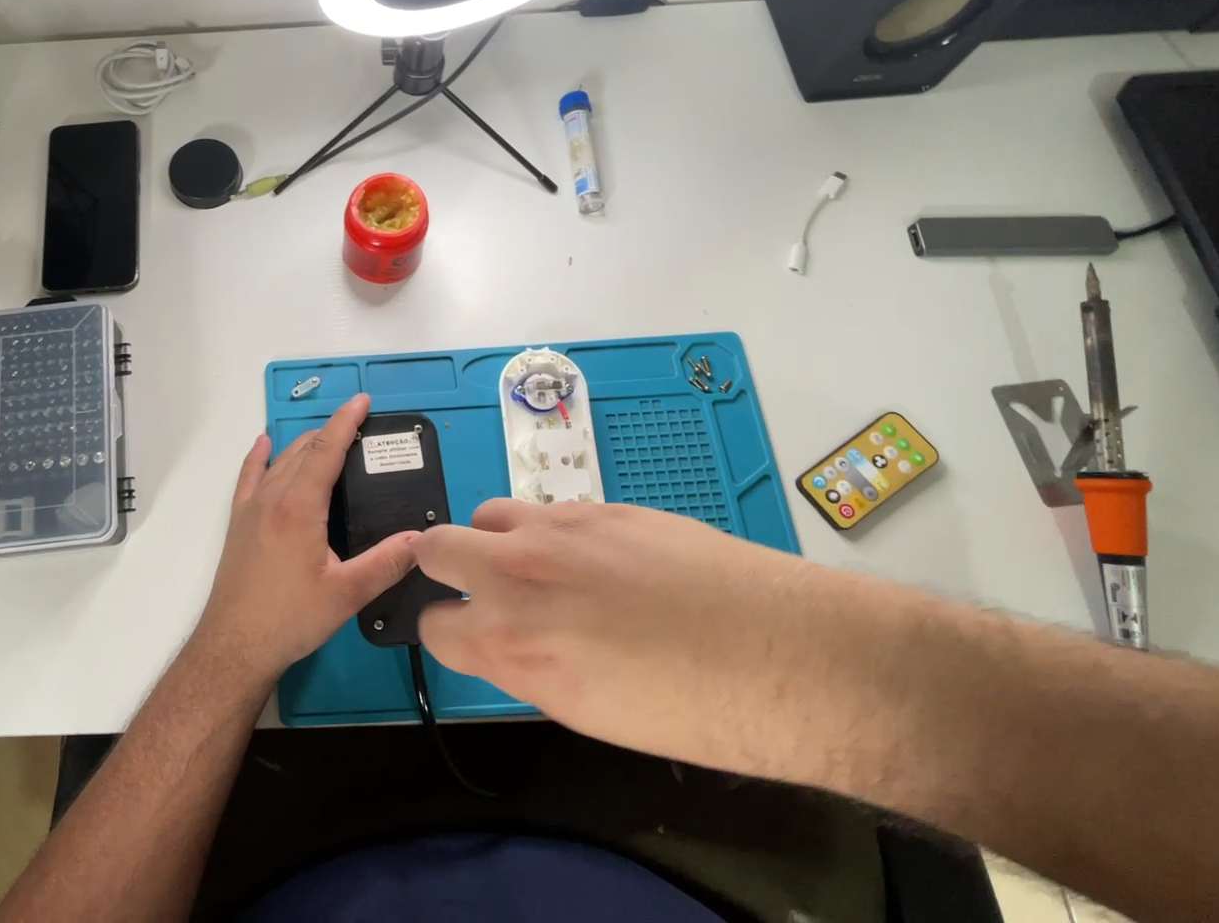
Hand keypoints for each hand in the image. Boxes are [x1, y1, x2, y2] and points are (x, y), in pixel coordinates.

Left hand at [192, 394, 418, 687]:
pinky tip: (262, 445)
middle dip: (331, 431)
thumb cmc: (290, 618)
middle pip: (303, 450)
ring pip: (279, 461)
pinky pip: (248, 477)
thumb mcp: (347, 594)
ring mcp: (250, 509)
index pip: (326, 450)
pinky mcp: (238, 524)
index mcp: (299, 507)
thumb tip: (421, 539)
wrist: (234, 646)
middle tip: (359, 426)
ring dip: (304, 443)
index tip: (362, 400)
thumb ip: (386, 563)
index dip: (346, 422)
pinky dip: (258, 457)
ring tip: (327, 437)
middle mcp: (272, 498)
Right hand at [414, 499, 899, 781]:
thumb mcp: (583, 708)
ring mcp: (558, 530)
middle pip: (435, 546)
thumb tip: (510, 642)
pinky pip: (551, 512)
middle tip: (485, 587)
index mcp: (508, 642)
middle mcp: (517, 574)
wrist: (786, 655)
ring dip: (499, 540)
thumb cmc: (689, 713)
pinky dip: (555, 533)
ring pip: (489, 515)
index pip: (432, 624)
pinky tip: (603, 560)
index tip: (470, 635)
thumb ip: (525, 664)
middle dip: (446, 567)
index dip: (448, 631)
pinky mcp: (603, 506)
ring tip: (545, 567)